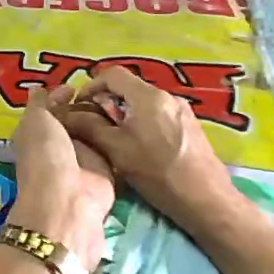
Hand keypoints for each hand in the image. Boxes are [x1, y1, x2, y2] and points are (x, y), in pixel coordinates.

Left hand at [10, 85, 116, 268]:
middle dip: (86, 105)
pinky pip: (112, 148)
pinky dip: (120, 137)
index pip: (48, 109)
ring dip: (105, 119)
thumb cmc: (47, 157)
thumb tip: (42, 89)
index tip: (77, 85)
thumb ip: (40, 105)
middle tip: (106, 90)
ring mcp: (82, 159)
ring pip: (94, 132)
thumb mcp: (36, 122)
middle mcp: (57, 145)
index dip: (60, 96)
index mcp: (35, 133)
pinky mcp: (105, 171)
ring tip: (121, 102)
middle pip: (74, 119)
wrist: (69, 202)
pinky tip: (132, 121)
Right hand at [54, 66, 237, 230]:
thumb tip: (66, 114)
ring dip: (122, 113)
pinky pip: (156, 114)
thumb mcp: (115, 149)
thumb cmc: (157, 172)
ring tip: (112, 137)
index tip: (79, 106)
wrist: (206, 199)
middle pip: (128, 87)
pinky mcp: (189, 125)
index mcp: (148, 97)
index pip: (112, 74)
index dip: (90, 86)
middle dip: (105, 102)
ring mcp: (181, 110)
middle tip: (92, 125)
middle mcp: (168, 96)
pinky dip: (139, 122)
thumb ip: (88, 126)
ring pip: (141, 102)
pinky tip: (137, 146)